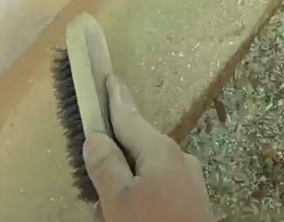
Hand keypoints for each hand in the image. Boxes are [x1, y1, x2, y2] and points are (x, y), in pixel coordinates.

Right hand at [82, 76, 214, 221]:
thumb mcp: (120, 201)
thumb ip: (106, 167)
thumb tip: (96, 137)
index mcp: (160, 149)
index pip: (129, 116)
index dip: (115, 97)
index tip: (109, 76)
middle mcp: (178, 159)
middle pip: (135, 149)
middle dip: (113, 160)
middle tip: (91, 173)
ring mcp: (189, 184)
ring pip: (145, 177)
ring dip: (124, 190)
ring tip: (108, 215)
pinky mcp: (192, 208)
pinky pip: (157, 196)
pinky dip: (139, 204)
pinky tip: (129, 219)